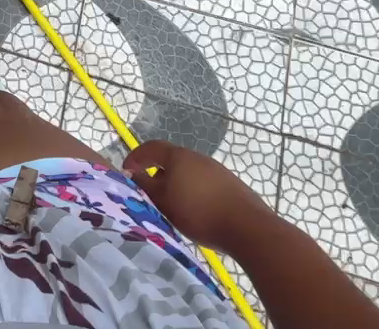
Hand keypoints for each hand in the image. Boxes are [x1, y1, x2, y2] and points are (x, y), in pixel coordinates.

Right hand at [123, 141, 278, 253]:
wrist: (250, 230)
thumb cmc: (199, 212)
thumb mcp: (163, 201)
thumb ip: (145, 185)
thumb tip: (133, 174)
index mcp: (178, 156)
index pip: (150, 148)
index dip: (136, 157)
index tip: (127, 171)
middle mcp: (198, 157)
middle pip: (171, 160)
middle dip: (158, 173)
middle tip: (151, 191)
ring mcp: (218, 171)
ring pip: (190, 173)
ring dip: (178, 184)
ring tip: (176, 205)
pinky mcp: (234, 186)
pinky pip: (206, 184)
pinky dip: (197, 193)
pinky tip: (200, 212)